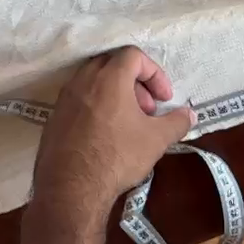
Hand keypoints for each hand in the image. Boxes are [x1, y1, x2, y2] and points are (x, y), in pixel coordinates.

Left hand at [31, 47, 194, 218]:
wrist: (71, 188)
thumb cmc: (118, 156)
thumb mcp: (157, 139)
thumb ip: (177, 122)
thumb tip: (190, 114)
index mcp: (109, 79)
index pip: (133, 55)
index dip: (155, 73)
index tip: (164, 98)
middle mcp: (83, 81)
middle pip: (112, 64)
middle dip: (136, 81)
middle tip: (147, 108)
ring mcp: (64, 99)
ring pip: (94, 81)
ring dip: (116, 94)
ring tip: (129, 123)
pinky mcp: (54, 118)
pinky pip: (80, 100)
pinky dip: (98, 106)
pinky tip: (108, 135)